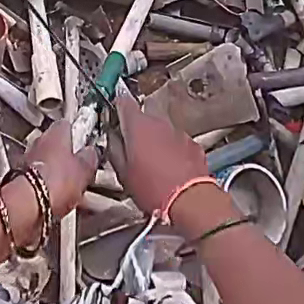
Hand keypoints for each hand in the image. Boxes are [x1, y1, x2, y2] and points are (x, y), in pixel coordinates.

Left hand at [23, 119, 98, 217]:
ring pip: (49, 165)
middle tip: (82, 172)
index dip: (80, 135)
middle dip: (69, 159)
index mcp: (56, 131)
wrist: (28, 205)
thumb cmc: (54, 181)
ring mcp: (28, 161)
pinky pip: (41, 181)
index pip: (70, 124)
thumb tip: (93, 153)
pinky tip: (60, 201)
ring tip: (73, 192)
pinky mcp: (21, 181)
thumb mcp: (85, 169)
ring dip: (59, 175)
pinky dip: (49, 189)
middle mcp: (39, 141)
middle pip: (58, 146)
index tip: (88, 145)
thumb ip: (90, 157)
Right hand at [110, 92, 212, 219]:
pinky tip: (170, 168)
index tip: (115, 113)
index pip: (124, 101)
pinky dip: (173, 150)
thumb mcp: (123, 173)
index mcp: (137, 126)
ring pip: (162, 130)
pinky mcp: (192, 144)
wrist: (190, 201)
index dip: (118, 105)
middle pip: (144, 117)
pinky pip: (177, 142)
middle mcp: (159, 123)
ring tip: (153, 164)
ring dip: (156, 140)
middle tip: (132, 150)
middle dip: (137, 129)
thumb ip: (114, 148)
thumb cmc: (154, 190)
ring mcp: (178, 132)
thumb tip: (112, 139)